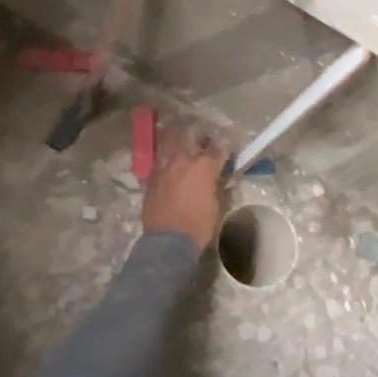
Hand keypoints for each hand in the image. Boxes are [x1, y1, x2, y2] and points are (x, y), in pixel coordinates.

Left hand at [141, 131, 226, 249]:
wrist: (168, 242)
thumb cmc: (198, 226)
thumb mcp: (216, 204)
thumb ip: (214, 184)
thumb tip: (214, 177)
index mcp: (203, 166)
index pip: (218, 147)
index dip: (224, 146)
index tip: (226, 148)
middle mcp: (182, 160)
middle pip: (189, 135)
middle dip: (196, 134)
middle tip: (201, 137)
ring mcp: (163, 167)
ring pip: (169, 143)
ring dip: (176, 140)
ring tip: (180, 142)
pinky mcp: (151, 178)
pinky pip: (159, 161)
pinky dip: (165, 160)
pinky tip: (168, 163)